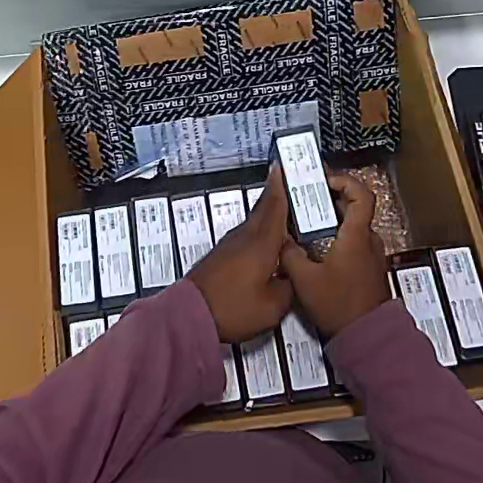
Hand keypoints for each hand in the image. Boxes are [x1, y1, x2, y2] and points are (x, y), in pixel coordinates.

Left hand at [188, 167, 294, 341]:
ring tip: (284, 212)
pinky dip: (259, 231)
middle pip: (263, 209)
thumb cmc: (233, 308)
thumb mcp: (273, 306)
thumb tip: (294, 276)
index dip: (281, 187)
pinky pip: (246, 236)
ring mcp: (230, 245)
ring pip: (254, 222)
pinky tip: (265, 241)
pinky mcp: (221, 256)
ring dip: (268, 213)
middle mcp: (245, 237)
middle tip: (288, 181)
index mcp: (262, 243)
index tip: (284, 167)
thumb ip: (290, 287)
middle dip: (276, 194)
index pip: (275, 207)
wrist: (188, 314)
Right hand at [279, 172, 390, 338]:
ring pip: (352, 224)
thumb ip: (290, 255)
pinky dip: (336, 236)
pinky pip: (352, 241)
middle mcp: (368, 240)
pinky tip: (316, 247)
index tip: (324, 180)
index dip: (344, 181)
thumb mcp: (304, 280)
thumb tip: (282, 241)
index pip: (361, 194)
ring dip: (331, 219)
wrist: (367, 335)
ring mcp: (370, 254)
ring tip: (305, 221)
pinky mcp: (367, 267)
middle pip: (354, 206)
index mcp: (357, 236)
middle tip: (306, 197)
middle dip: (329, 198)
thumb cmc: (340, 306)